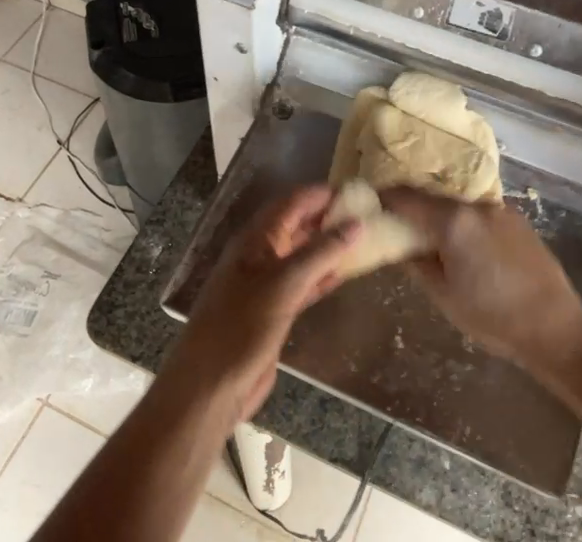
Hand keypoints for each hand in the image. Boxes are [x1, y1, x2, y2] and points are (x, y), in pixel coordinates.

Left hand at [163, 186, 362, 425]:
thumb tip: (356, 223)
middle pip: (298, 226)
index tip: (359, 193)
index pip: (292, 203)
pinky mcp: (275, 311)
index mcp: (253, 241)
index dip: (322, 194)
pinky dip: (324, 275)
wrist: (211, 388)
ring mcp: (267, 285)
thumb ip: (320, 253)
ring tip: (366, 238)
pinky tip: (347, 272)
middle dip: (329, 218)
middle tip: (369, 215)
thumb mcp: (283, 285)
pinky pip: (304, 283)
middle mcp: (259, 256)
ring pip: (303, 255)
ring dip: (330, 247)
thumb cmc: (240, 329)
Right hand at [378, 188, 581, 375]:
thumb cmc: (493, 317)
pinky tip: (464, 249)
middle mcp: (476, 205)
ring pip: (458, 206)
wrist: (556, 329)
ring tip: (430, 240)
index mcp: (453, 221)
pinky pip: (480, 215)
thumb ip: (416, 263)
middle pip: (433, 197)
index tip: (369, 204)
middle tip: (395, 224)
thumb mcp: (443, 295)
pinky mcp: (519, 221)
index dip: (384, 198)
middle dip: (411, 207)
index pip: (406, 197)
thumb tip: (400, 245)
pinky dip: (463, 224)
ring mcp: (501, 210)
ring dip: (439, 216)